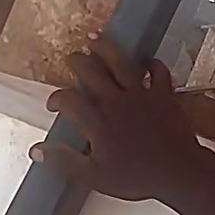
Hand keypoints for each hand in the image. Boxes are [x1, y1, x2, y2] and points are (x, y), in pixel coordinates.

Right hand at [32, 36, 214, 203]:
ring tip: (96, 38)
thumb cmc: (138, 176)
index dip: (57, 98)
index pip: (68, 100)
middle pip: (90, 71)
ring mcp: (142, 94)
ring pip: (121, 62)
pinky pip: (158, 71)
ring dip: (106, 48)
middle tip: (73, 57)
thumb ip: (64, 161)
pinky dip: (151, 63)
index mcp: (97, 120)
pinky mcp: (164, 94)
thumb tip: (36, 151)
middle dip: (78, 61)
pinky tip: (145, 60)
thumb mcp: (94, 176)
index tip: (55, 103)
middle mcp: (116, 101)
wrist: (178, 171)